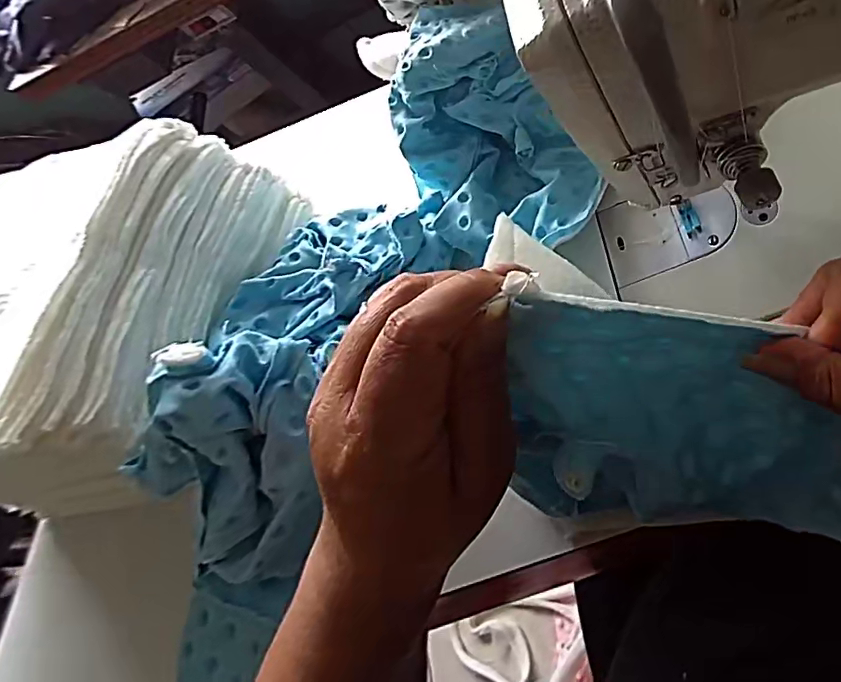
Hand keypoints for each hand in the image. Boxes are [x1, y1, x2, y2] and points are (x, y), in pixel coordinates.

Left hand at [306, 269, 514, 602]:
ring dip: (439, 287)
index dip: (462, 295)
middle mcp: (339, 398)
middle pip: (393, 304)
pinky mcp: (332, 372)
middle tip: (507, 289)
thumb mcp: (485, 468)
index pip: (410, 335)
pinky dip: (422, 300)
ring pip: (384, 299)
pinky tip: (452, 315)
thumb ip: (483, 386)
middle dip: (457, 283)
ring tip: (484, 299)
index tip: (512, 286)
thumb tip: (492, 310)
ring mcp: (328, 381)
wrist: (369, 556)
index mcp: (379, 435)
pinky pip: (379, 313)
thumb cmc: (438, 523)